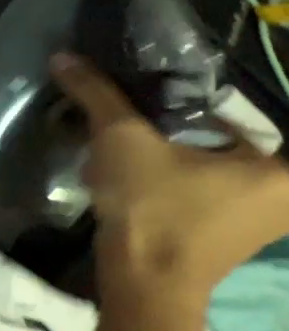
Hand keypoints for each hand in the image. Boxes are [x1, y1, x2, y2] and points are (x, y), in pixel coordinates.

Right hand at [52, 53, 288, 303]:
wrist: (146, 274)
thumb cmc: (153, 204)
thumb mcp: (120, 137)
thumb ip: (97, 93)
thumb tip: (64, 56)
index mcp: (278, 170)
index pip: (226, 113)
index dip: (179, 101)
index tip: (142, 98)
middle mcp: (284, 194)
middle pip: (216, 137)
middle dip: (170, 126)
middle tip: (129, 118)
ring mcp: (263, 217)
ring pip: (207, 161)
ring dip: (166, 149)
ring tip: (122, 142)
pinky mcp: (234, 229)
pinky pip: (204, 183)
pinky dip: (170, 172)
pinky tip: (132, 171)